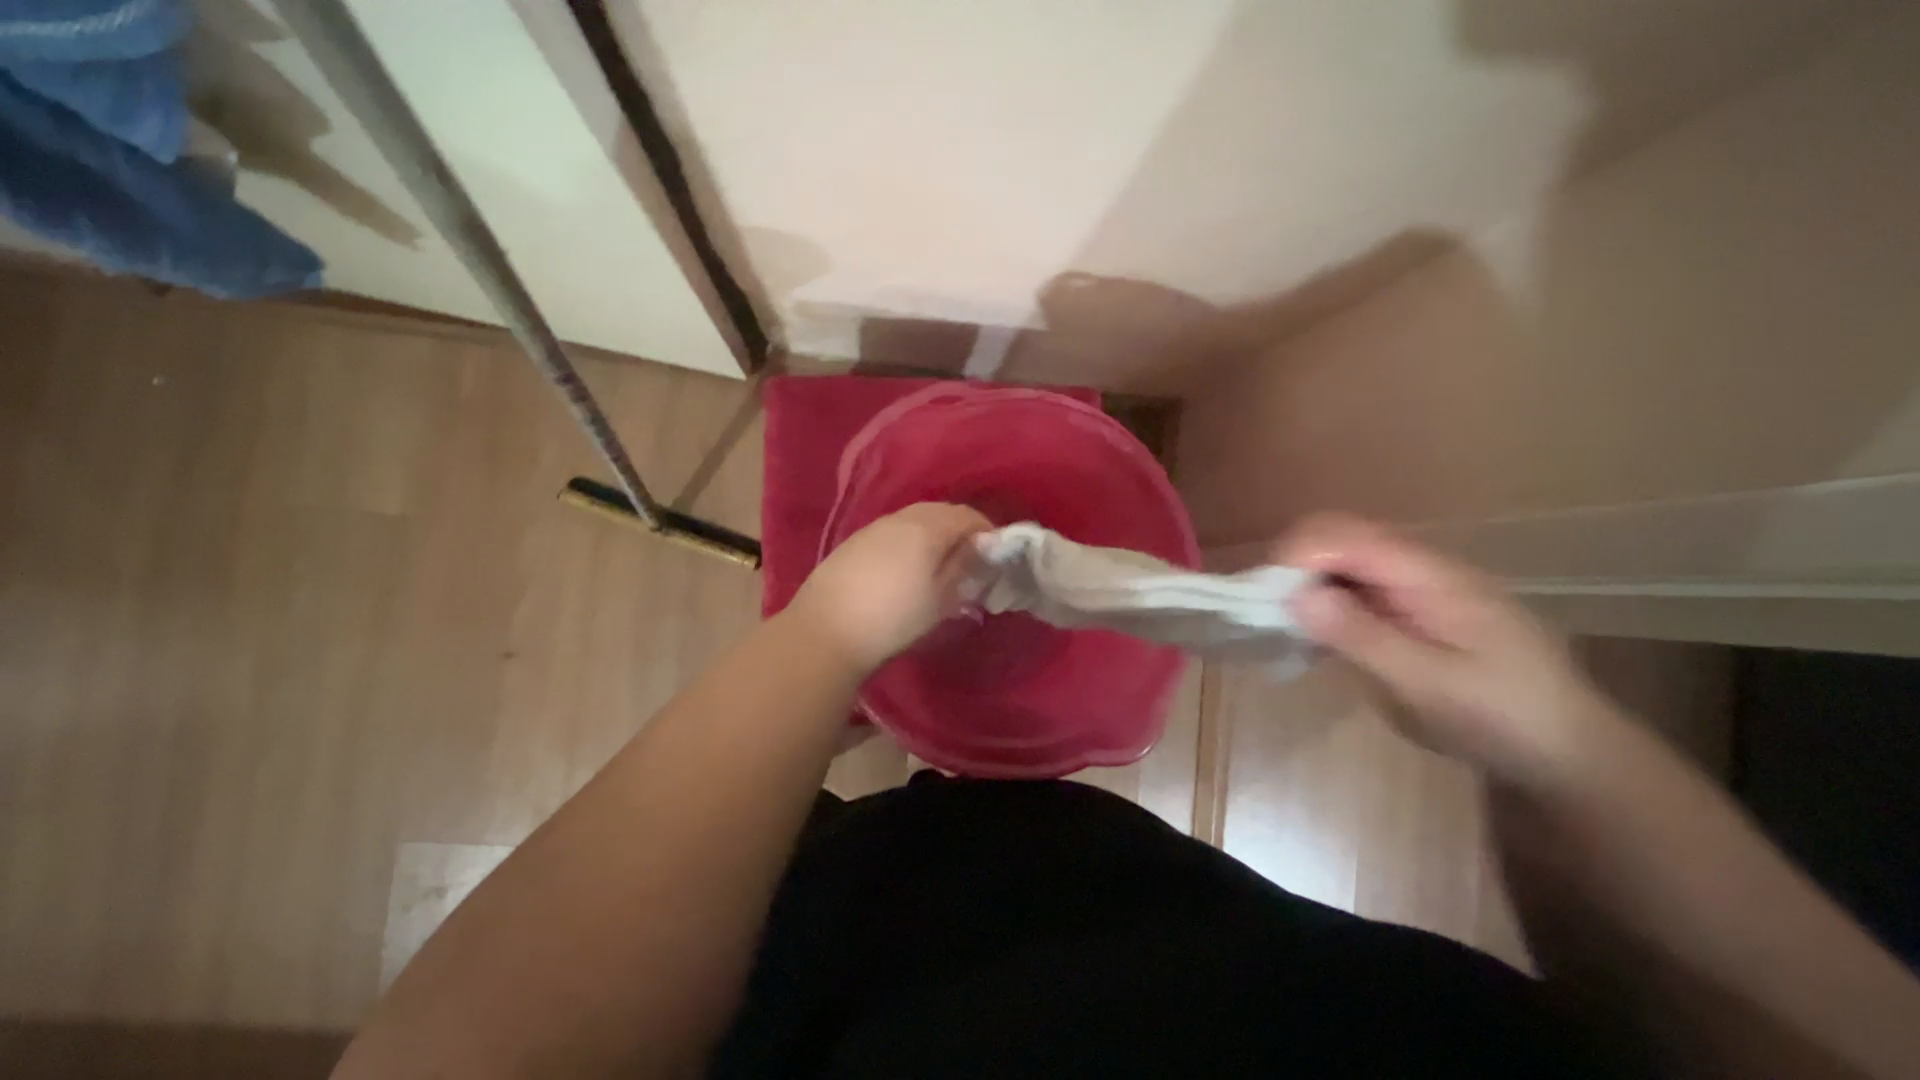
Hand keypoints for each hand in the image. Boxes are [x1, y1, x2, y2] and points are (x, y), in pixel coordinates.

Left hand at [786, 502, 992, 674]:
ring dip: (933, 534)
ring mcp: (873, 528)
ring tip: (940, 565)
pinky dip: (909, 542)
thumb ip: (964, 568)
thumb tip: (981, 549)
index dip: (986, 531)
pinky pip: (893, 532)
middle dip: (960, 529)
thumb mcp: (940, 599)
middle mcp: (901, 518)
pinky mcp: (853, 542)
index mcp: (927, 527)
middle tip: (971, 559)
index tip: (996, 554)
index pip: (967, 515)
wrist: (826, 629)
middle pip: (940, 512)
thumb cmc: (893, 617)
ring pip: (914, 520)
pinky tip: (906, 568)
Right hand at [1276, 513, 1611, 784]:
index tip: (1266, 600)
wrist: (1568, 750)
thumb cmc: (1502, 718)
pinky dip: (1327, 607)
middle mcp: (1421, 570)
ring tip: (1283, 632)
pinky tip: (1315, 642)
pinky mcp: (1415, 613)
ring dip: (1307, 587)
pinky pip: (1359, 591)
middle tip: (1268, 618)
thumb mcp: (1428, 685)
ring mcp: (1419, 590)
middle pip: (1341, 540)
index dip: (1297, 555)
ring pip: (1346, 564)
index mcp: (1430, 575)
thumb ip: (1361, 636)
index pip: (1347, 536)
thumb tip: (1294, 595)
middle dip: (1295, 568)